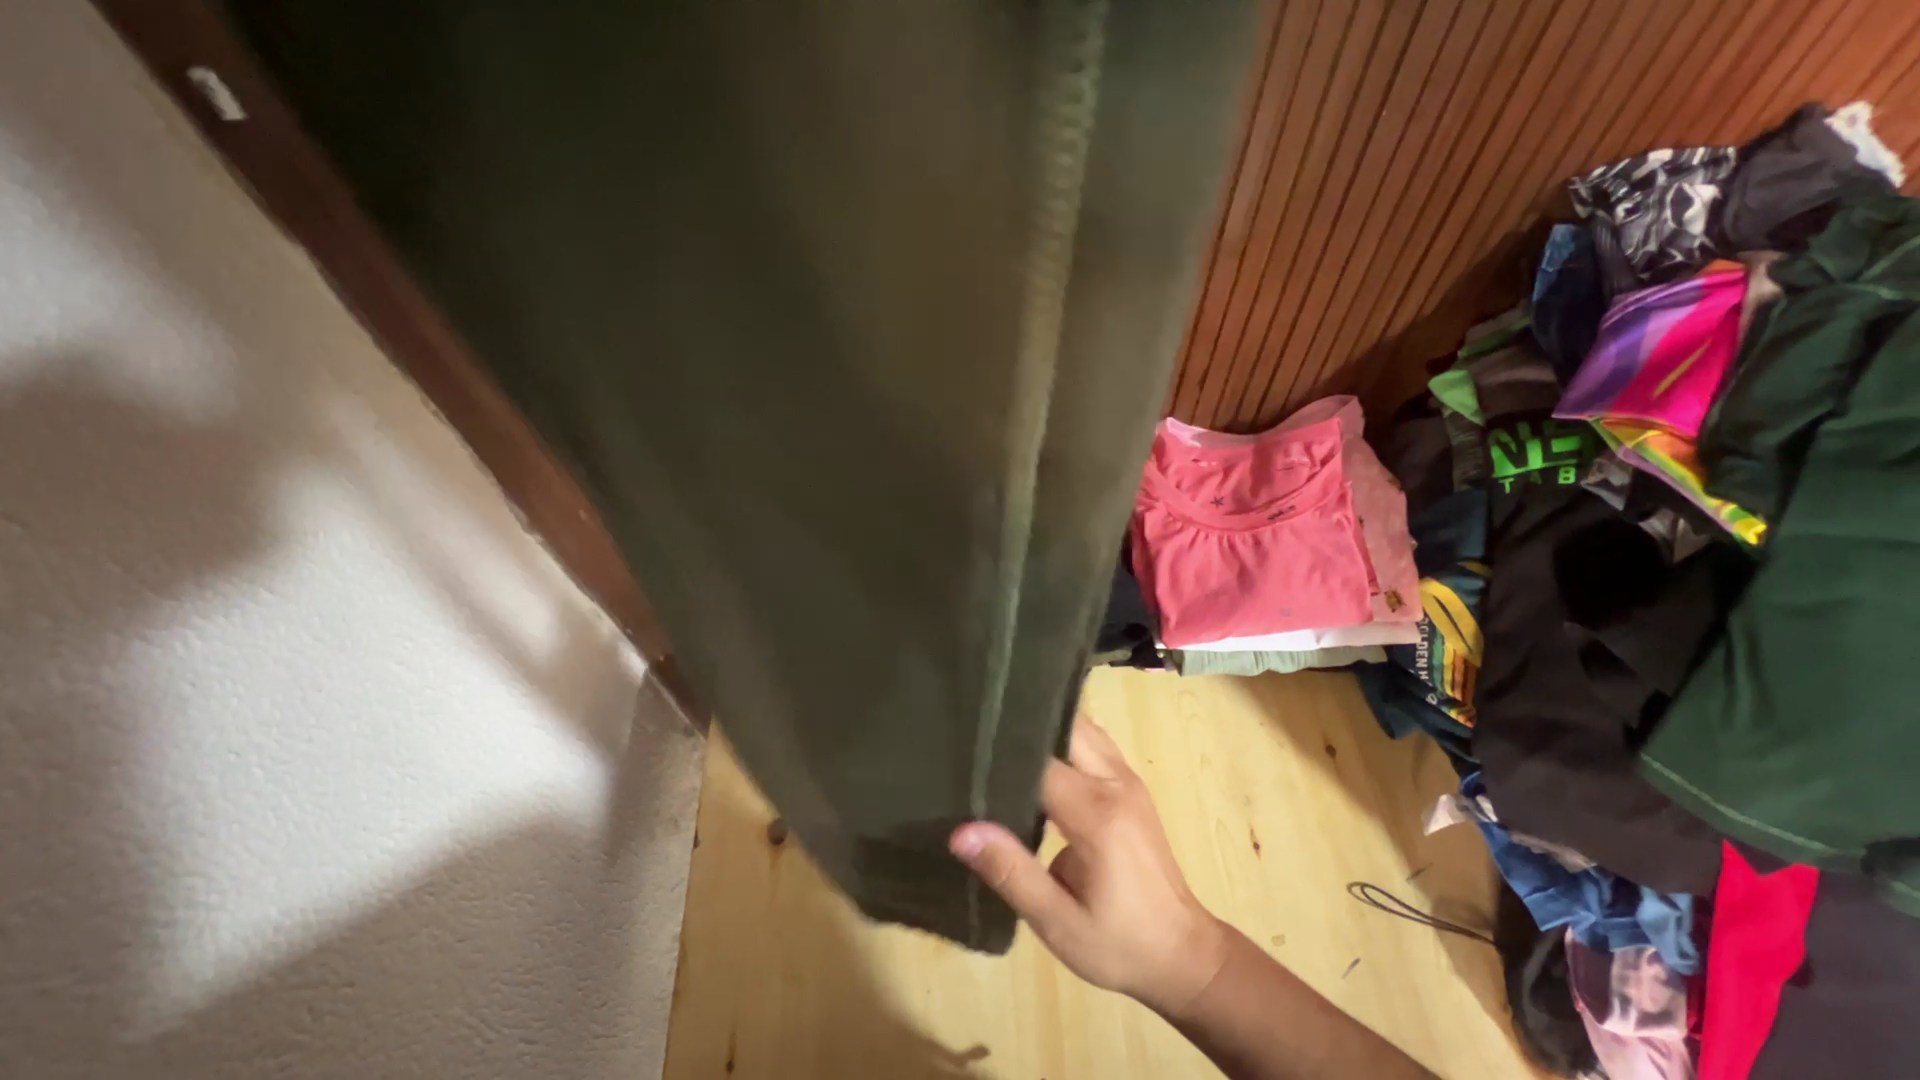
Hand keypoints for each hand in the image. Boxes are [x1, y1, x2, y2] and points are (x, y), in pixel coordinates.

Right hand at [949, 714, 1231, 1015]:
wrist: (1182, 955)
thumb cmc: (1120, 944)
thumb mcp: (1058, 921)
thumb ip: (1011, 871)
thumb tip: (962, 832)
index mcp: (1098, 813)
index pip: (1040, 762)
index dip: (1001, 755)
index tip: (962, 751)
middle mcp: (1116, 784)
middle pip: (1066, 728)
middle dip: (1024, 727)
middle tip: (976, 737)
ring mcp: (1128, 781)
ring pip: (1083, 730)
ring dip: (1045, 730)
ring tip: (998, 741)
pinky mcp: (1131, 788)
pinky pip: (1093, 746)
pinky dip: (1063, 743)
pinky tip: (1032, 760)